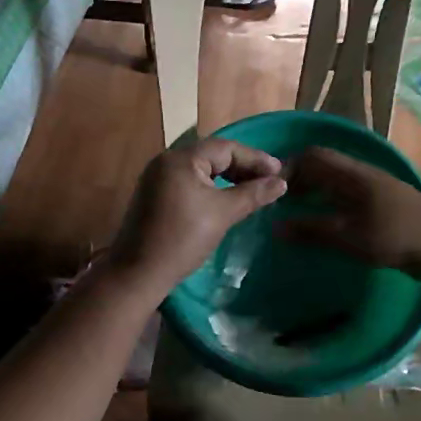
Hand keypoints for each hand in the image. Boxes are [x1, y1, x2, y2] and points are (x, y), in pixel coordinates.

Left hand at [108, 138, 287, 294]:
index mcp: (180, 159)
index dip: (255, 158)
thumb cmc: (182, 239)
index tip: (279, 173)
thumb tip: (281, 182)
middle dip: (242, 167)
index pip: (225, 147)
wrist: (138, 273)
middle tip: (269, 182)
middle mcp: (165, 162)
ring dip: (227, 178)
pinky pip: (187, 183)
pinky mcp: (153, 197)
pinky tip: (224, 200)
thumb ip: (253, 194)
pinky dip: (209, 188)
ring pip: (199, 170)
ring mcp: (155, 179)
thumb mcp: (223, 214)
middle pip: (211, 155)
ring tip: (251, 191)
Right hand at [278, 147, 420, 272]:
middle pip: (322, 165)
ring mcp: (374, 187)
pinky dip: (327, 201)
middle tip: (278, 203)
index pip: (312, 156)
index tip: (270, 192)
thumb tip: (275, 226)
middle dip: (297, 180)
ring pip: (334, 179)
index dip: (288, 169)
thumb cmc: (395, 238)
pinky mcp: (382, 203)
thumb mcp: (348, 237)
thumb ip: (311, 230)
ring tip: (295, 212)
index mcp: (353, 174)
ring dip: (312, 191)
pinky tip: (323, 221)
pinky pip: (345, 193)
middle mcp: (362, 174)